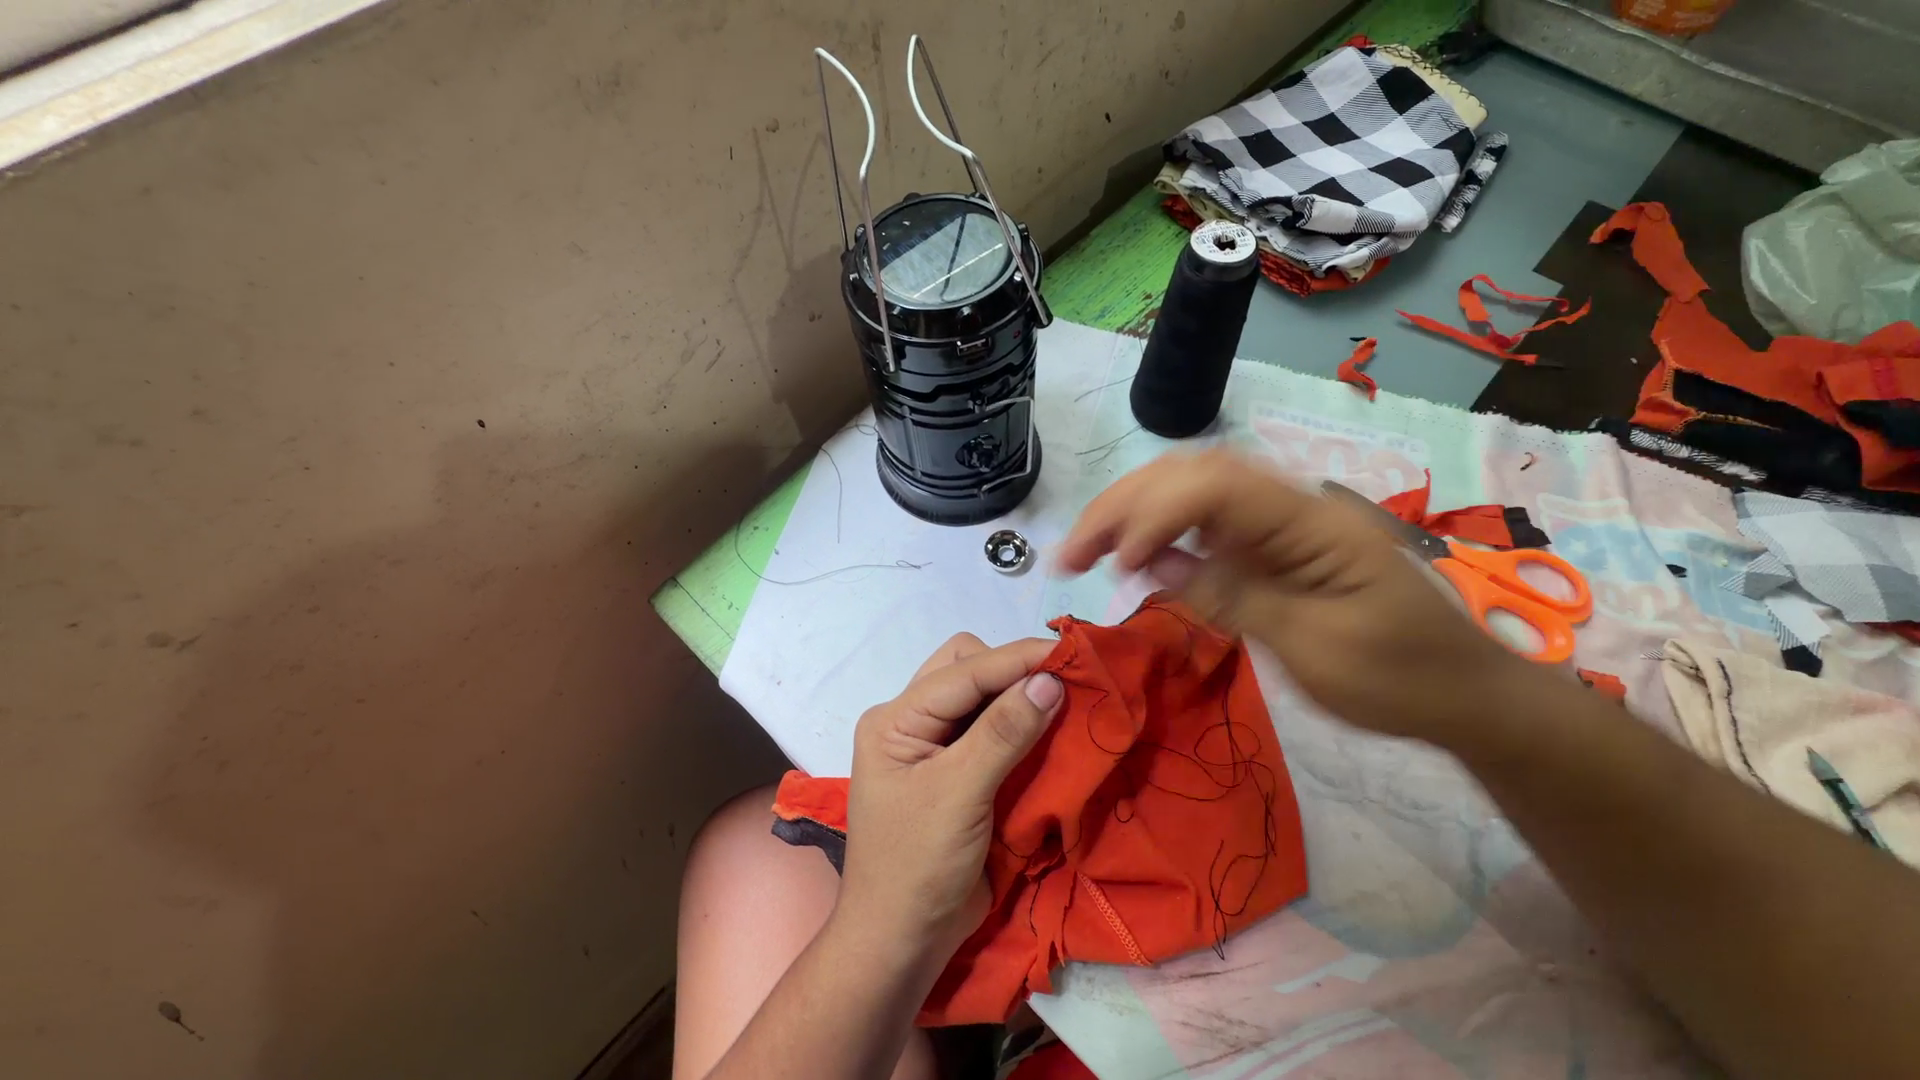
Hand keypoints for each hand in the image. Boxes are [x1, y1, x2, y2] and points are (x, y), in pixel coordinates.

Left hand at [832, 634, 1063, 972]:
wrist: (902, 941)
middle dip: (1013, 671)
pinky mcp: (959, 774)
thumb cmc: (918, 865)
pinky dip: (1022, 727)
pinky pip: (993, 732)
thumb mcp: (959, 794)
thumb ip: (1003, 733)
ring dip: (1020, 696)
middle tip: (1063, 684)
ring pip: (981, 697)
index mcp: (895, 720)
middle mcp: (912, 724)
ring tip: (1065, 698)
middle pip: (966, 670)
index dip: (1016, 659)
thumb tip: (1049, 679)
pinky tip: (1051, 729)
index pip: (962, 672)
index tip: (1072, 654)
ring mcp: (934, 749)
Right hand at [1057, 449, 1525, 744]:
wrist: (1463, 695)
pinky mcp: (1272, 549)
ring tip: (1083, 552)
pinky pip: (1204, 526)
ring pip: (1192, 493)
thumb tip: (1153, 561)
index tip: (1118, 565)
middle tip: (1069, 553)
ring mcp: (1281, 524)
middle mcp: (1293, 507)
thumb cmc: (1401, 679)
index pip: (1218, 486)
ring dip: (1132, 514)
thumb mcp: (1315, 649)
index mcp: (1314, 522)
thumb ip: (1233, 597)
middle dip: (1124, 505)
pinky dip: (1158, 537)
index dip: (1155, 511)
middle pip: (1194, 475)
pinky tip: (1131, 562)